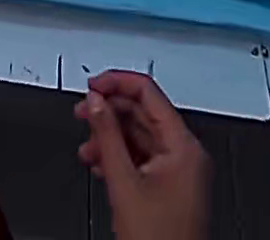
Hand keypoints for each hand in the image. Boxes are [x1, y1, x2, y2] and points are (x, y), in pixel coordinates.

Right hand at [75, 71, 210, 239]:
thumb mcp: (124, 182)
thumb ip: (107, 134)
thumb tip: (96, 101)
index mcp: (184, 146)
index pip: (148, 93)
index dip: (117, 83)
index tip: (93, 85)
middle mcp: (185, 154)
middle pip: (143, 112)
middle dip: (109, 112)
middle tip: (84, 111)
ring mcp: (178, 171)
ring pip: (139, 135)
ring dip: (109, 136)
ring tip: (88, 144)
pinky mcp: (169, 187)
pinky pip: (141, 156)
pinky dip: (118, 155)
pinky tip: (99, 161)